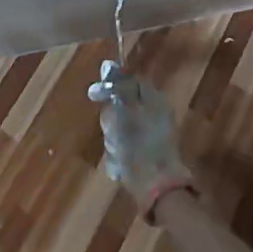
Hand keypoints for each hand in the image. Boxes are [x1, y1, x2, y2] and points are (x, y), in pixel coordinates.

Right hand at [87, 61, 193, 216]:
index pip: (129, 81)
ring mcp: (155, 132)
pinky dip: (122, 150)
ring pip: (123, 124)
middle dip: (112, 117)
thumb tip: (109, 64)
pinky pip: (128, 142)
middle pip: (123, 103)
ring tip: (117, 149)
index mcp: (154, 99)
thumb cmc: (139, 148)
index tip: (94, 97)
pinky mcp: (150, 150)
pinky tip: (122, 161)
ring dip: (115, 135)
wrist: (158, 187)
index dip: (110, 87)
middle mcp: (157, 111)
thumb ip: (118, 89)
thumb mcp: (125, 113)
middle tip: (111, 130)